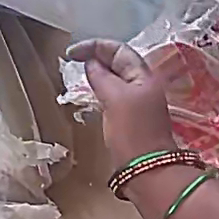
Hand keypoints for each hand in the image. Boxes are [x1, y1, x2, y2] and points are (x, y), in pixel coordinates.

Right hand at [64, 39, 179, 168]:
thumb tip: (91, 63)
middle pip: (119, 63)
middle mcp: (143, 86)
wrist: (148, 172)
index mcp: (143, 76)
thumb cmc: (132, 133)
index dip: (94, 46)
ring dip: (98, 75)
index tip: (69, 54)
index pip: (118, 49)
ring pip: (117, 80)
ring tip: (79, 77)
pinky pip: (115, 96)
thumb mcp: (115, 99)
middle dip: (96, 57)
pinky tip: (92, 97)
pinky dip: (102, 91)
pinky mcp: (133, 120)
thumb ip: (102, 77)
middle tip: (72, 63)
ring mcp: (139, 103)